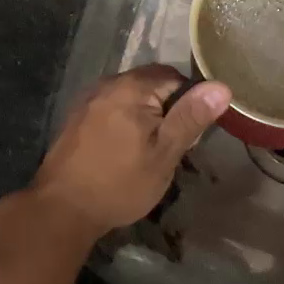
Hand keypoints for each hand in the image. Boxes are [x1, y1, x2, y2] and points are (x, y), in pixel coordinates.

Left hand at [27, 65, 230, 240]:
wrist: (62, 206)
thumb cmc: (120, 182)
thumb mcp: (164, 154)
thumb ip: (191, 117)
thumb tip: (221, 86)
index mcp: (133, 86)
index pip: (175, 77)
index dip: (190, 102)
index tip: (191, 132)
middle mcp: (109, 82)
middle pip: (151, 83)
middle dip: (167, 106)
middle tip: (173, 143)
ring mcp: (90, 97)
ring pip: (131, 95)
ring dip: (145, 112)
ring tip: (150, 148)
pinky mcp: (78, 115)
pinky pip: (112, 105)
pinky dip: (124, 118)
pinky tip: (124, 147)